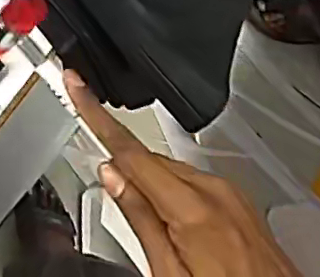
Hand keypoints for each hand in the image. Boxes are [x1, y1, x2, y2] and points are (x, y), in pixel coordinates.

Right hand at [67, 71, 300, 276]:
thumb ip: (139, 221)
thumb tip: (111, 175)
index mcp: (192, 210)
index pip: (130, 149)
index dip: (95, 113)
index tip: (76, 85)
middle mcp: (215, 192)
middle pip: (150, 160)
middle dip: (125, 169)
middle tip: (112, 198)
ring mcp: (234, 197)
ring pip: (171, 172)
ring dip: (152, 186)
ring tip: (158, 235)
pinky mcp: (243, 205)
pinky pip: (196, 185)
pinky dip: (176, 194)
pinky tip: (179, 227)